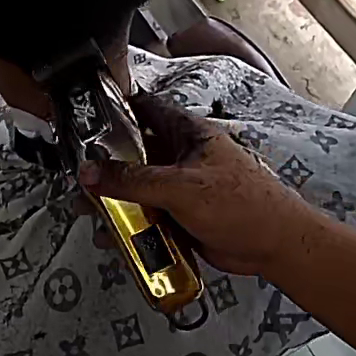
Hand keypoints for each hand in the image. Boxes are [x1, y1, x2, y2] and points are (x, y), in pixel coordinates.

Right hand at [79, 93, 323, 274]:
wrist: (274, 246)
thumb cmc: (241, 205)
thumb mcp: (180, 187)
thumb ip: (132, 180)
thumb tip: (89, 173)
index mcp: (188, 134)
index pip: (147, 110)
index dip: (117, 109)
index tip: (86, 119)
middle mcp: (183, 157)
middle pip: (136, 154)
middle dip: (108, 167)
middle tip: (82, 181)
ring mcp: (182, 187)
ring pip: (140, 189)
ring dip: (116, 201)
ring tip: (90, 214)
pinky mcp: (182, 216)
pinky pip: (149, 216)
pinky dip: (131, 225)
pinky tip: (114, 236)